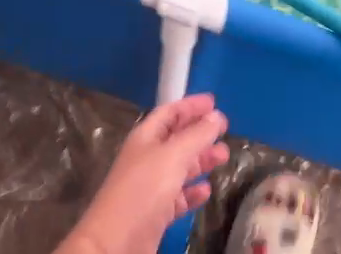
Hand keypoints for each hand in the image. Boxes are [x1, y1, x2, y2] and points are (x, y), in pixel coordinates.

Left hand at [62, 94, 230, 253]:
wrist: (116, 243)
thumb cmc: (143, 190)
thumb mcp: (172, 156)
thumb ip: (196, 135)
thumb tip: (216, 116)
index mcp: (145, 137)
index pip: (170, 112)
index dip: (190, 106)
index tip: (214, 101)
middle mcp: (147, 158)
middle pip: (177, 138)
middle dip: (200, 133)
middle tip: (225, 130)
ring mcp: (150, 186)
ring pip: (180, 167)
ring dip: (201, 160)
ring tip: (223, 156)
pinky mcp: (156, 213)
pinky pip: (178, 196)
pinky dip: (193, 192)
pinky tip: (206, 190)